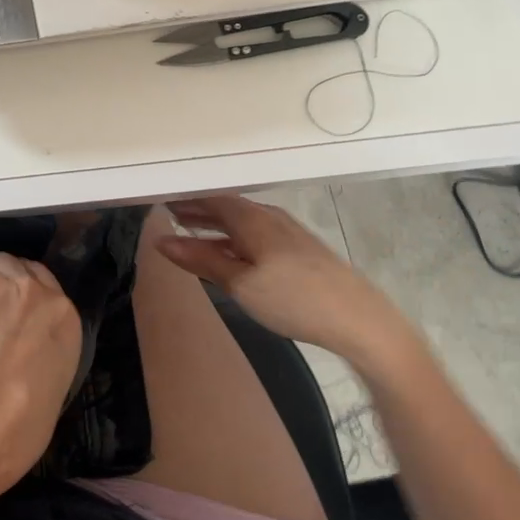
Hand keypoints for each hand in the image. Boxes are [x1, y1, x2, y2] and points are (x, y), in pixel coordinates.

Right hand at [154, 193, 414, 365]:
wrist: (361, 322)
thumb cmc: (293, 299)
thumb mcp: (239, 283)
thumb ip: (201, 260)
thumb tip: (161, 241)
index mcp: (252, 218)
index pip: (209, 197)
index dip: (184, 198)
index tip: (158, 199)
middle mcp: (269, 217)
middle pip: (226, 207)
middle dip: (197, 211)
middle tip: (169, 214)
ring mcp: (288, 233)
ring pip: (242, 222)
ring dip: (216, 226)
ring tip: (192, 233)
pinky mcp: (301, 251)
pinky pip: (256, 234)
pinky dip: (234, 238)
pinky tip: (231, 254)